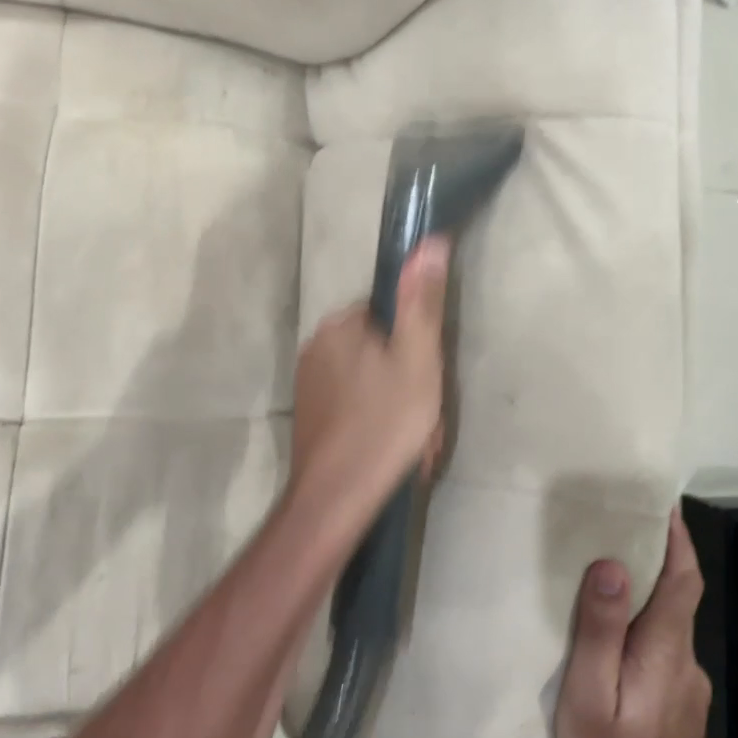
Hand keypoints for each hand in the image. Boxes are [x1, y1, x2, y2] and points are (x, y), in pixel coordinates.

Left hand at [289, 237, 449, 508]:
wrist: (336, 496)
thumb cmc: (383, 424)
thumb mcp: (417, 359)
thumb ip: (421, 301)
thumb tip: (429, 241)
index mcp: (340, 324)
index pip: (389, 316)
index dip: (416, 346)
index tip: (428, 379)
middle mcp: (316, 346)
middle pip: (379, 351)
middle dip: (407, 383)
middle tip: (423, 421)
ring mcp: (309, 383)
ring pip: (369, 382)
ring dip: (396, 407)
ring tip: (412, 443)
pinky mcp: (310, 415)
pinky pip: (353, 406)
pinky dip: (375, 423)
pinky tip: (389, 452)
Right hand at [555, 509, 709, 737]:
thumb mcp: (588, 696)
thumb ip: (601, 631)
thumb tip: (614, 565)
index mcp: (665, 654)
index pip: (684, 582)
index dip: (677, 539)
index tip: (662, 501)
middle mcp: (686, 667)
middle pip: (678, 601)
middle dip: (656, 559)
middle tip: (616, 524)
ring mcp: (687, 694)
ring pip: (668, 629)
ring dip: (647, 595)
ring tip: (604, 571)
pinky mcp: (678, 713)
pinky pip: (662, 654)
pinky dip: (643, 628)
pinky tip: (612, 635)